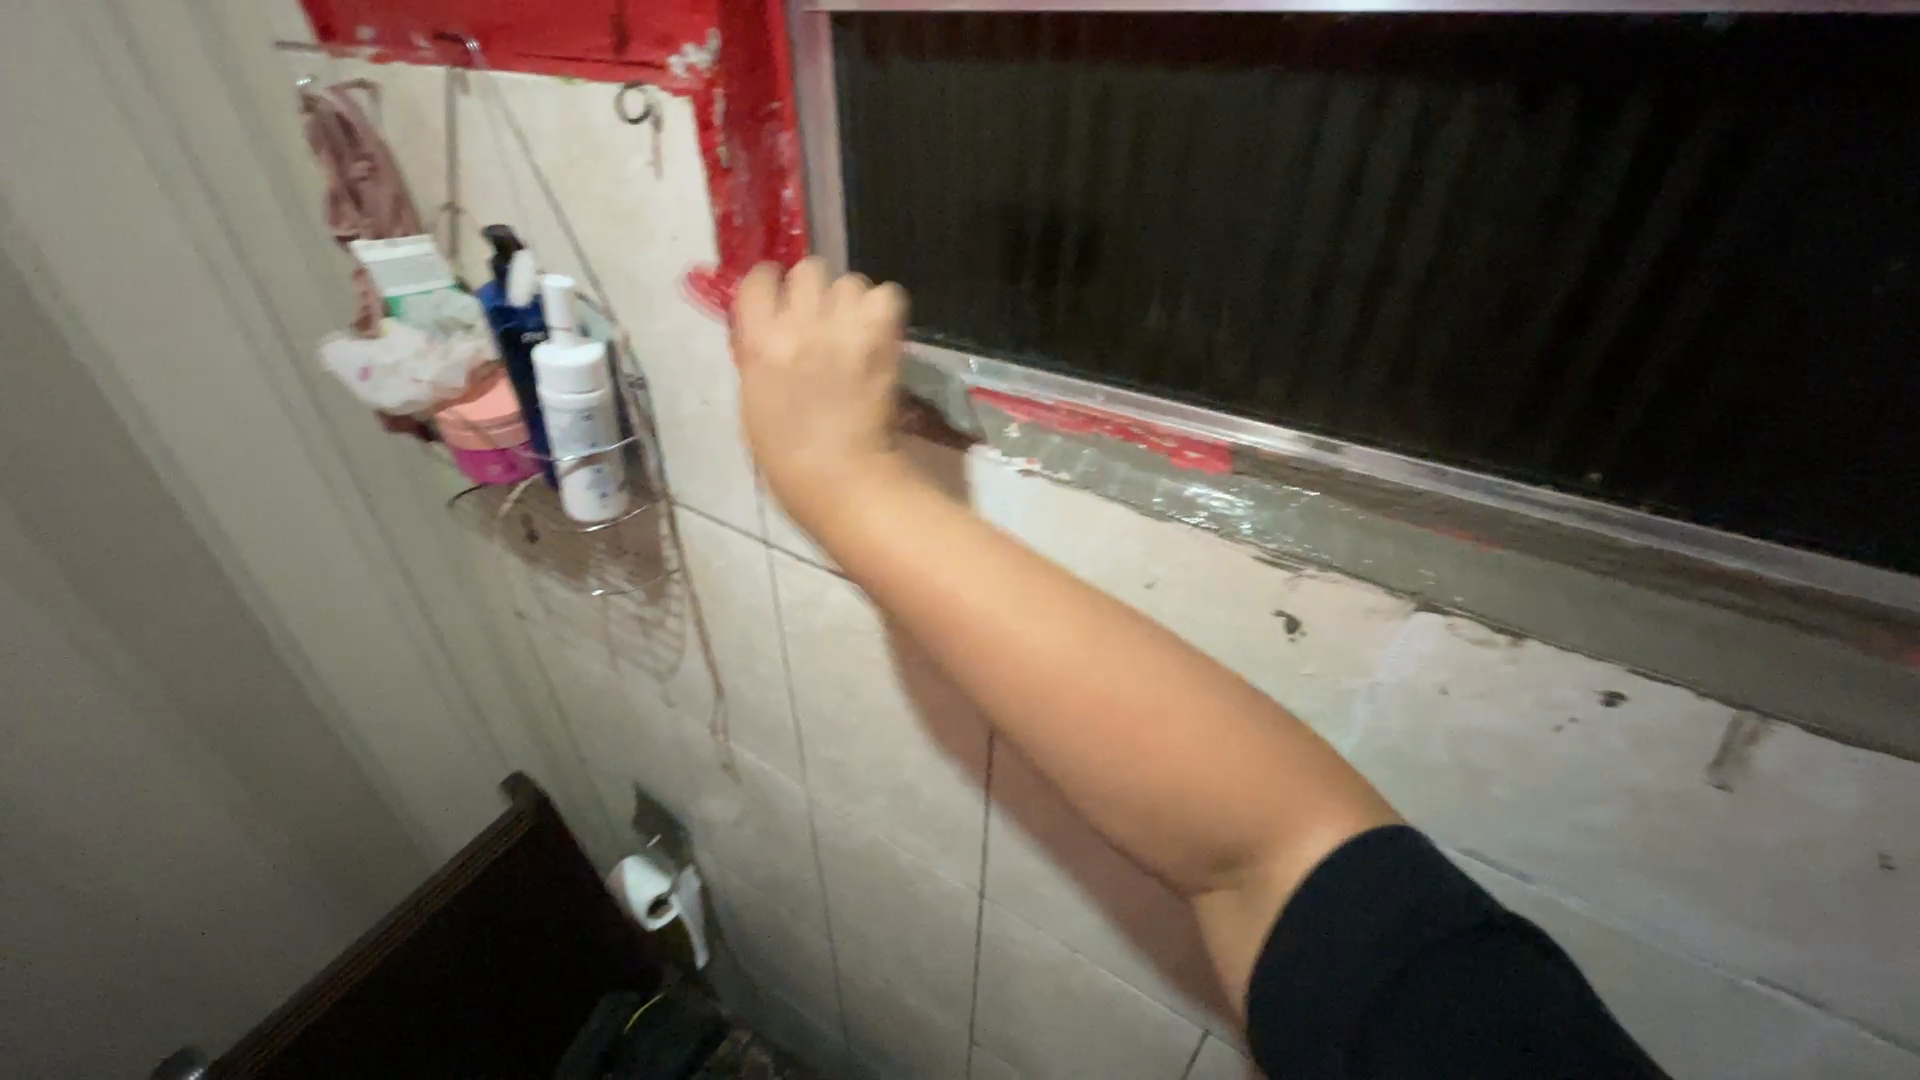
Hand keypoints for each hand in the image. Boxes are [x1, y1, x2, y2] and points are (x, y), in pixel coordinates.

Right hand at [732, 258, 911, 535]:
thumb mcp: (754, 401)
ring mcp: (842, 330)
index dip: (772, 285)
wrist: (841, 478)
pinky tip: (879, 334)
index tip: (781, 297)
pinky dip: (884, 310)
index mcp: (758, 343)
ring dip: (851, 302)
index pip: (759, 279)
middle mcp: (798, 326)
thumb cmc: (788, 456)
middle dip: (815, 291)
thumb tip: (770, 329)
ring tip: (855, 330)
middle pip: (808, 269)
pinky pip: (887, 295)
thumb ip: (759, 356)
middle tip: (823, 318)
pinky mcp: (881, 340)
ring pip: (850, 280)